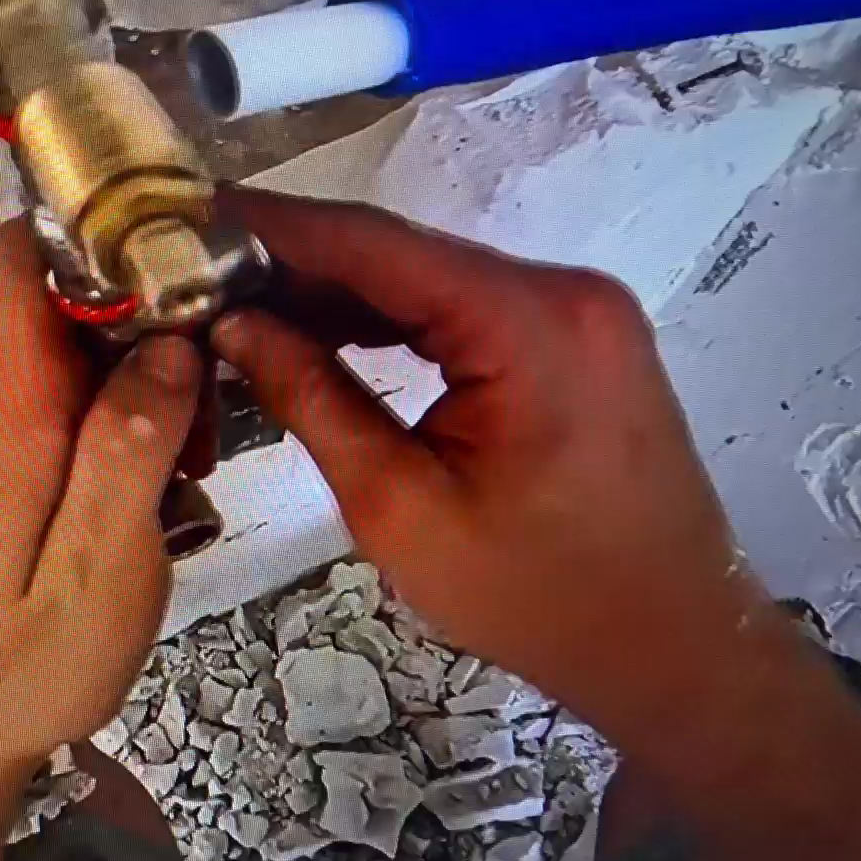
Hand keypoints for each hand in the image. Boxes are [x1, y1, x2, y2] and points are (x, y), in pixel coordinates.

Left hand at [0, 221, 203, 860]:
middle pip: (72, 301)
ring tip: (196, 452)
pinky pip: (91, 409)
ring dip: (155, 378)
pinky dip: (140, 420)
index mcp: (14, 405)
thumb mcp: (99, 558)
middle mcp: (6, 402)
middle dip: (153, 315)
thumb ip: (128, 446)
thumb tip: (169, 343)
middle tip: (215, 385)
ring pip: (91, 356)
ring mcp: (16, 434)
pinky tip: (172, 479)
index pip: (21, 262)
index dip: (91, 225)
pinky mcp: (31, 468)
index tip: (179, 238)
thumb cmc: (27, 655)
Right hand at [209, 183, 860, 860]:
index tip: (193, 213)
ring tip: (231, 298)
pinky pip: (445, 308)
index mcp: (525, 323)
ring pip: (414, 277)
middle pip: (392, 252)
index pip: (370, 246)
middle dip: (287, 258)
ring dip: (323, 289)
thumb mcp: (394, 501)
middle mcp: (556, 292)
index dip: (273, 225)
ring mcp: (564, 312)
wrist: (667, 647)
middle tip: (195, 267)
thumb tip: (233, 325)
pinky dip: (370, 317)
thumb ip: (310, 397)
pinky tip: (306, 328)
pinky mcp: (557, 339)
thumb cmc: (529, 591)